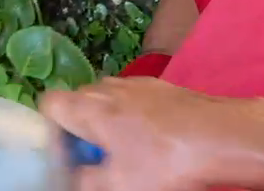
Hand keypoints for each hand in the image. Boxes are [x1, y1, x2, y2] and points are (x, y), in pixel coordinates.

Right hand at [39, 77, 263, 190]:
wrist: (216, 134)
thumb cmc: (162, 163)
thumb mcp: (119, 186)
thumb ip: (86, 182)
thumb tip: (76, 178)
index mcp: (86, 106)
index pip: (48, 104)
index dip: (51, 134)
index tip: (70, 161)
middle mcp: (103, 86)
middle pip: (77, 105)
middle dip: (82, 135)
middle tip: (100, 166)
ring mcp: (131, 82)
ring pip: (106, 103)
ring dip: (108, 128)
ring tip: (130, 158)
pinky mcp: (156, 86)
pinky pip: (129, 101)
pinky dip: (131, 120)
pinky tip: (155, 145)